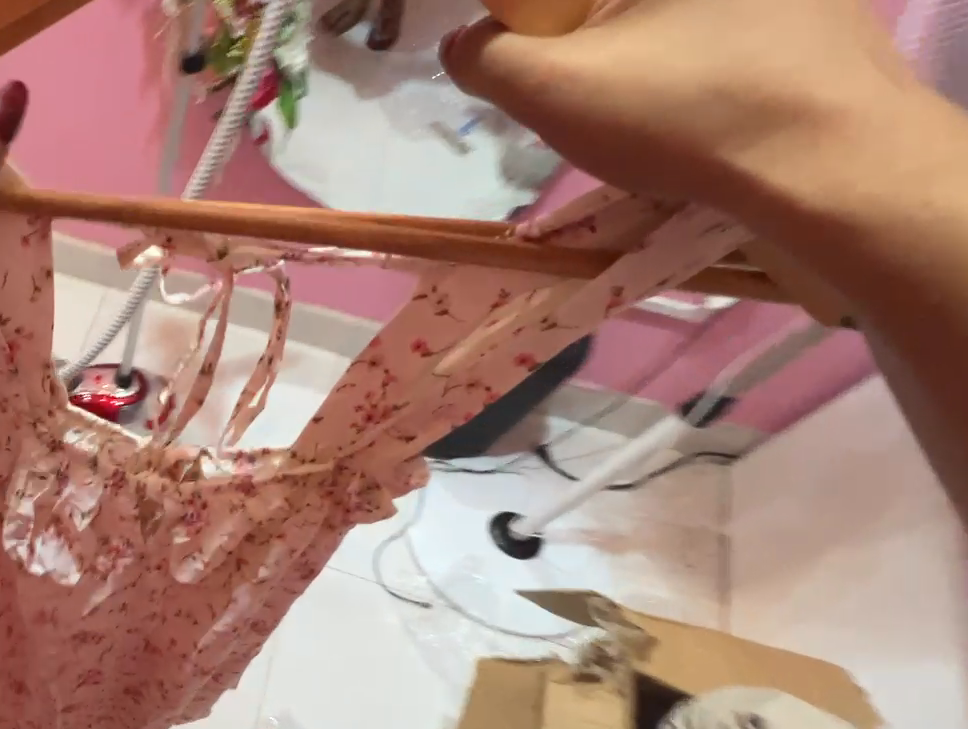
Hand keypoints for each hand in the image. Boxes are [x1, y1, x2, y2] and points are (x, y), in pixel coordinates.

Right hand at [441, 0, 923, 212]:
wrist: (822, 156)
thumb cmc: (677, 112)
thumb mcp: (550, 88)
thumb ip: (486, 58)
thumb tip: (462, 42)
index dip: (523, 27)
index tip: (522, 66)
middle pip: (598, 8)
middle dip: (573, 42)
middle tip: (581, 99)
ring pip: (652, 19)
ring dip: (621, 56)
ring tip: (632, 111)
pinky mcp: (806, 8)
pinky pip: (704, 29)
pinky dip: (672, 61)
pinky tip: (683, 106)